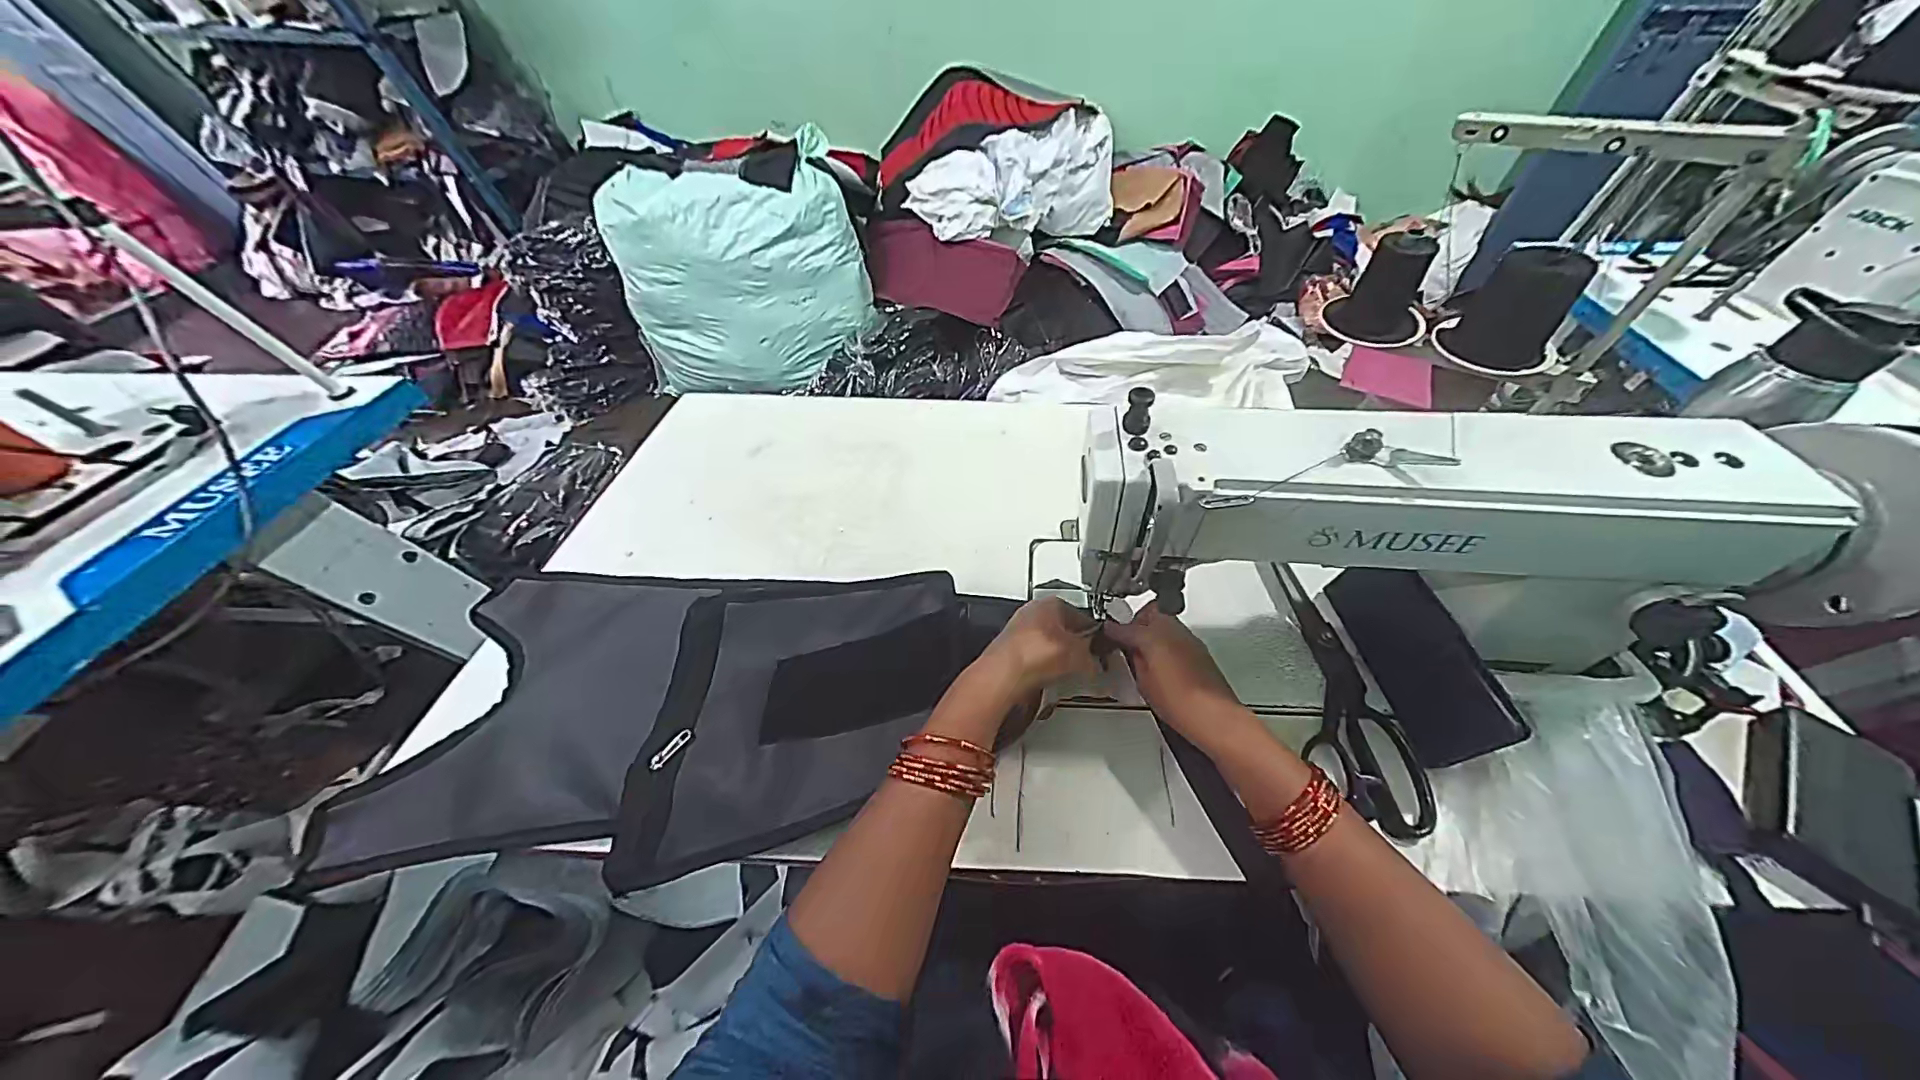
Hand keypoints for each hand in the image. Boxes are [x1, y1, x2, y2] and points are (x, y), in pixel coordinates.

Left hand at [978, 596, 1100, 695]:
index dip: (1093, 630)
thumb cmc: (1032, 653)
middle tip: (1086, 659)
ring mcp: (1019, 633)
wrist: (1004, 675)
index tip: (1100, 643)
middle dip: (1074, 645)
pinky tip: (1050, 678)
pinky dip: (1044, 667)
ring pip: (1048, 645)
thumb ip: (1091, 654)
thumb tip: (1094, 660)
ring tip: (1068, 672)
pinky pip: (1035, 659)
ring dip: (1059, 658)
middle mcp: (1031, 613)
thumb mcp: (1078, 653)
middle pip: (1062, 629)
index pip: (1080, 613)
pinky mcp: (1012, 653)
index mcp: (1050, 603)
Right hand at [1102, 602, 1244, 741]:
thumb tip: (1129, 650)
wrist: (1212, 715)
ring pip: (1166, 623)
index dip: (1115, 629)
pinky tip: (1162, 663)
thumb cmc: (1181, 702)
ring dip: (1153, 632)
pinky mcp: (1200, 650)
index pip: (1127, 625)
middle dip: (1136, 623)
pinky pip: (1178, 636)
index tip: (1110, 632)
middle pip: (1150, 613)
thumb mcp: (1143, 681)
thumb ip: (1133, 658)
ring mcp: (1189, 639)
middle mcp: (1174, 631)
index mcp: (1154, 635)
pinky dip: (1167, 643)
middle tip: (1127, 640)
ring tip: (1144, 654)